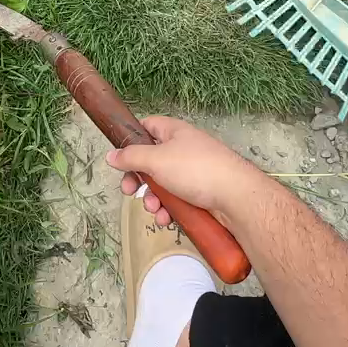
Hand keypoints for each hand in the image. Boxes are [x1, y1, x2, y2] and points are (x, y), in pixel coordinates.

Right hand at [105, 116, 262, 225]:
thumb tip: (110, 155)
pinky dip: (169, 209)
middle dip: (139, 179)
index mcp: (174, 131)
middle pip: (151, 160)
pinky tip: (167, 219)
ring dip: (153, 199)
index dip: (131, 140)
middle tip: (129, 191)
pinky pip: (177, 199)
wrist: (237, 198)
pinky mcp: (201, 193)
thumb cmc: (195, 170)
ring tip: (155, 210)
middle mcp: (183, 148)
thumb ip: (130, 157)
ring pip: (163, 183)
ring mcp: (193, 172)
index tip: (121, 158)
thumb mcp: (156, 160)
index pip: (146, 127)